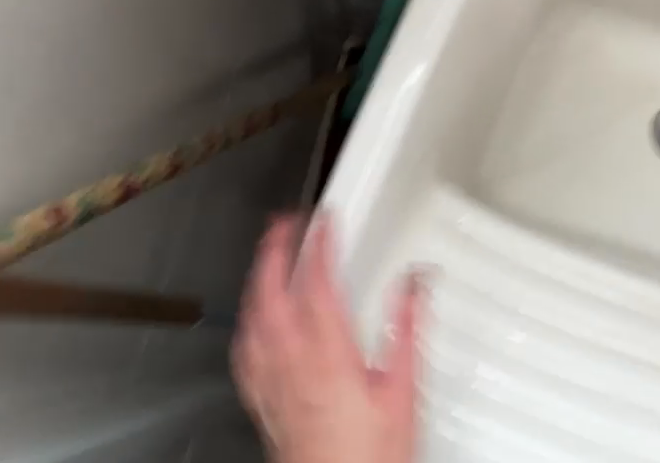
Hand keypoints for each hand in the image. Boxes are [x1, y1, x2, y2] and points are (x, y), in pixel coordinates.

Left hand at [233, 214, 427, 462]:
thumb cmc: (369, 455)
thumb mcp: (404, 389)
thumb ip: (407, 329)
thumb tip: (414, 282)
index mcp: (328, 355)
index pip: (317, 284)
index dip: (319, 244)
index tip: (324, 219)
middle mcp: (292, 365)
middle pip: (272, 294)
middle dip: (276, 251)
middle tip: (286, 223)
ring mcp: (272, 384)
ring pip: (252, 319)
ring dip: (258, 280)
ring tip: (267, 256)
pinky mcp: (263, 403)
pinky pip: (245, 352)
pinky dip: (248, 321)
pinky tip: (251, 316)